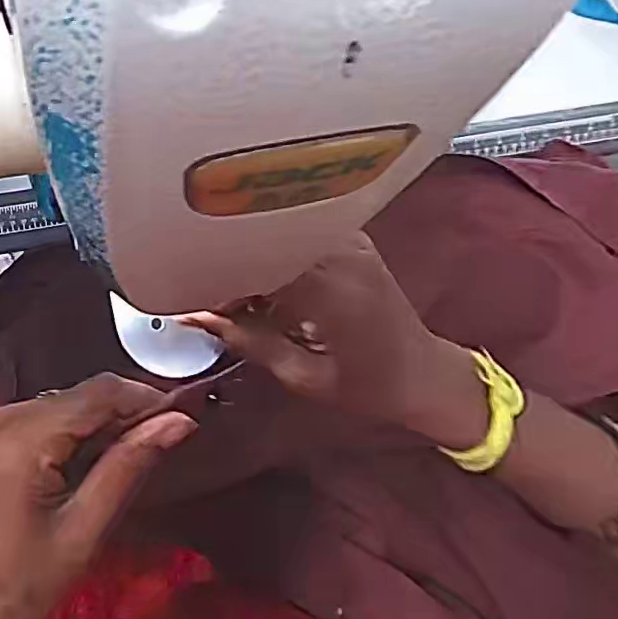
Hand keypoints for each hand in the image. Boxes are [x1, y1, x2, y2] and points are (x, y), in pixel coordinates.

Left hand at [0, 374, 197, 618]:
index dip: (146, 398)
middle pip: (82, 394)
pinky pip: (47, 418)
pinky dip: (78, 432)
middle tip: (165, 438)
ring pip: (68, 403)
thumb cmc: (19, 591)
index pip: (98, 392)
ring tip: (137, 453)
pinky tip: (99, 459)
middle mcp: (0, 417)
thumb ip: (130, 463)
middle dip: (127, 412)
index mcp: (20, 435)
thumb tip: (176, 422)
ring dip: (105, 423)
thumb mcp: (85, 528)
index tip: (183, 414)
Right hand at [180, 233, 490, 448]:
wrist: (426, 374)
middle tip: (203, 289)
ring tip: (231, 286)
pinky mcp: (349, 237)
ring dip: (247, 255)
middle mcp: (340, 251)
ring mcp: (348, 238)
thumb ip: (245, 340)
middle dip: (227, 261)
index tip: (191, 295)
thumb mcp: (300, 375)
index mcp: (330, 288)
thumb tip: (192, 315)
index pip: (255, 260)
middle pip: (263, 238)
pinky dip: (269, 252)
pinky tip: (259, 276)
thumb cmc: (367, 386)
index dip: (217, 274)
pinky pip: (294, 234)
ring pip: (275, 232)